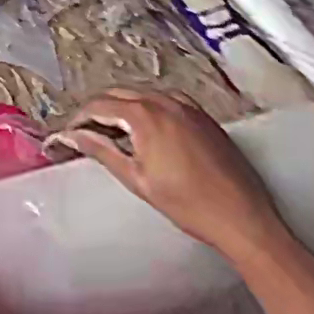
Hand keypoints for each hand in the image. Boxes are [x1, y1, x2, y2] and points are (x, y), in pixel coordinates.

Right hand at [58, 89, 286, 259]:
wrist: (244, 220)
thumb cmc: (188, 204)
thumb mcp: (136, 179)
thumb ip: (101, 151)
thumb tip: (73, 136)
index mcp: (144, 114)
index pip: (99, 106)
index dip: (79, 118)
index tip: (68, 132)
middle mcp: (164, 100)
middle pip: (118, 94)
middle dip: (98, 109)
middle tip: (85, 131)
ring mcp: (187, 105)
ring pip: (141, 93)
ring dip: (122, 106)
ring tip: (112, 130)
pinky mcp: (203, 115)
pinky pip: (165, 99)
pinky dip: (147, 106)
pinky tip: (146, 127)